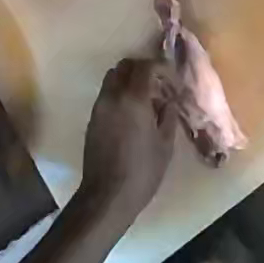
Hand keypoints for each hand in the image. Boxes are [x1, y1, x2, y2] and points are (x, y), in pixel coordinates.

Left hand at [74, 58, 174, 231]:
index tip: (171, 78)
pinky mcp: (92, 120)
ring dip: (128, 80)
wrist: (107, 196)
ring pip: (112, 79)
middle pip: (124, 66)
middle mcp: (112, 97)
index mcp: (133, 99)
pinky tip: (132, 113)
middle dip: (141, 68)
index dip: (160, 67)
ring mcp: (99, 108)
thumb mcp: (165, 143)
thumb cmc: (143, 170)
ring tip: (145, 98)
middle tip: (157, 83)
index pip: (145, 67)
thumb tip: (168, 100)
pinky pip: (106, 95)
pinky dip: (119, 94)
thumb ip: (168, 115)